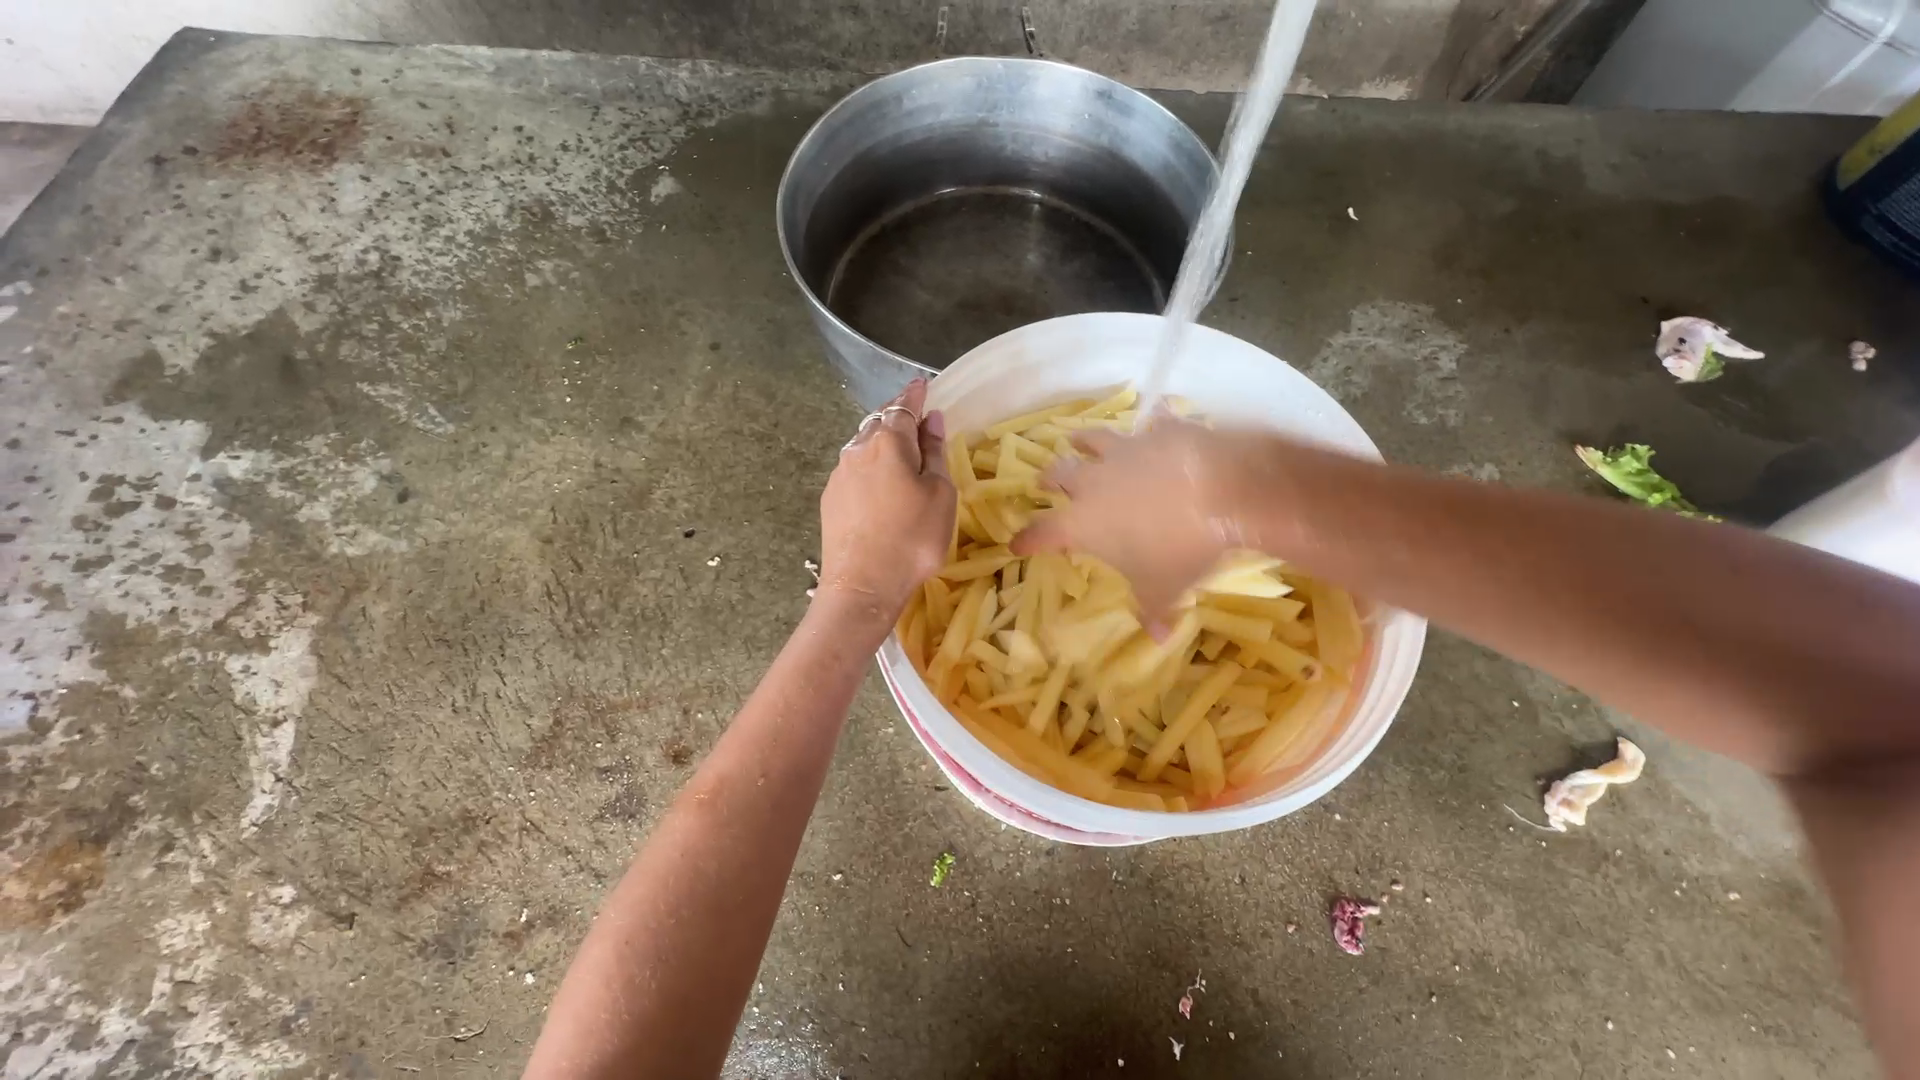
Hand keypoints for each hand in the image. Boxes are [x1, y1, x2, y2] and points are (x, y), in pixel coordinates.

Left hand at [817, 379, 956, 630]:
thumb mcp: (940, 494)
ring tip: (898, 446)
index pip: (902, 407)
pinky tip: (879, 480)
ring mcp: (839, 475)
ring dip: (881, 440)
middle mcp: (857, 450)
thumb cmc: (913, 538)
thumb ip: (935, 453)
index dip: (915, 394)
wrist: (862, 586)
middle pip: (878, 422)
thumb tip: (931, 421)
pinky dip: (869, 465)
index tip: (923, 383)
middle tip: (913, 412)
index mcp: (888, 442)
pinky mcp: (830, 499)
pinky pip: (854, 470)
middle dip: (896, 414)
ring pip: (863, 445)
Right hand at [1012, 419, 1284, 625]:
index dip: (1026, 540)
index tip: (1016, 545)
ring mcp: (1124, 451)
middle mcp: (1093, 482)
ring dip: (1082, 441)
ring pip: (1091, 439)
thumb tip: (1159, 638)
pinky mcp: (1157, 432)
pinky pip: (1150, 423)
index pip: (1041, 533)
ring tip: (1077, 440)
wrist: (1222, 492)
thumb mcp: (1165, 589)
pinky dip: (1150, 426)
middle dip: (1048, 480)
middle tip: (1043, 482)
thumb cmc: (1181, 549)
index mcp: (1082, 522)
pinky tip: (1157, 418)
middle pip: (1057, 475)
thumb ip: (1155, 611)